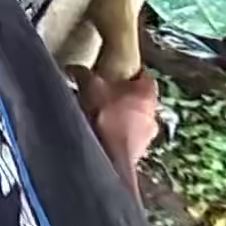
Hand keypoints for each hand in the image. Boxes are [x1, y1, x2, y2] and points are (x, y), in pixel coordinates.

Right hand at [72, 68, 159, 193]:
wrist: (108, 157)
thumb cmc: (104, 114)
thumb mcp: (88, 83)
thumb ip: (82, 72)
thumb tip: (73, 69)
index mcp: (146, 94)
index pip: (146, 76)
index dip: (133, 71)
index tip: (119, 68)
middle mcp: (153, 115)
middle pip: (142, 99)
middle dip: (126, 95)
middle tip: (108, 90)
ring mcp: (147, 137)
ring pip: (137, 120)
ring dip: (123, 116)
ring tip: (102, 113)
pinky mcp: (138, 154)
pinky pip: (129, 137)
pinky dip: (119, 133)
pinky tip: (102, 131)